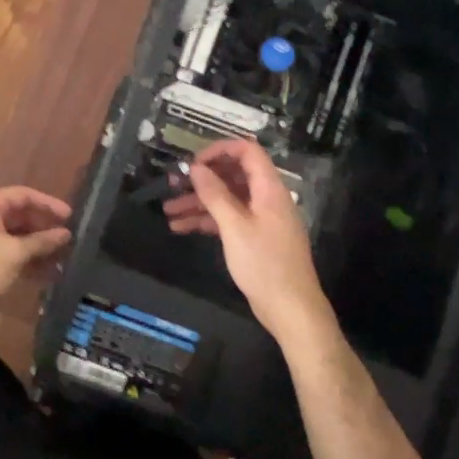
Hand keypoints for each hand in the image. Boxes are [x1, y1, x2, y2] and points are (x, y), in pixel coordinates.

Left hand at [0, 186, 72, 309]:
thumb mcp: (14, 254)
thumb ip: (41, 242)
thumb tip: (65, 233)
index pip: (24, 195)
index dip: (49, 205)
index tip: (71, 217)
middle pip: (16, 215)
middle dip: (42, 230)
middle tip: (66, 242)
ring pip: (9, 236)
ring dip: (33, 248)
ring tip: (58, 262)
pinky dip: (17, 258)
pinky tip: (38, 274)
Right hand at [163, 140, 334, 344]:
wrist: (290, 308)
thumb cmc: (264, 264)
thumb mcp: (235, 227)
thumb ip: (215, 194)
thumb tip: (196, 167)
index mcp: (269, 188)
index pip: (247, 151)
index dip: (219, 150)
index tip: (193, 162)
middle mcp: (266, 198)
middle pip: (233, 176)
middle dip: (202, 179)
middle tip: (172, 184)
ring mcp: (261, 219)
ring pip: (227, 200)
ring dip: (198, 202)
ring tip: (168, 210)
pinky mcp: (254, 238)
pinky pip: (228, 220)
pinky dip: (206, 221)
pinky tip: (181, 228)